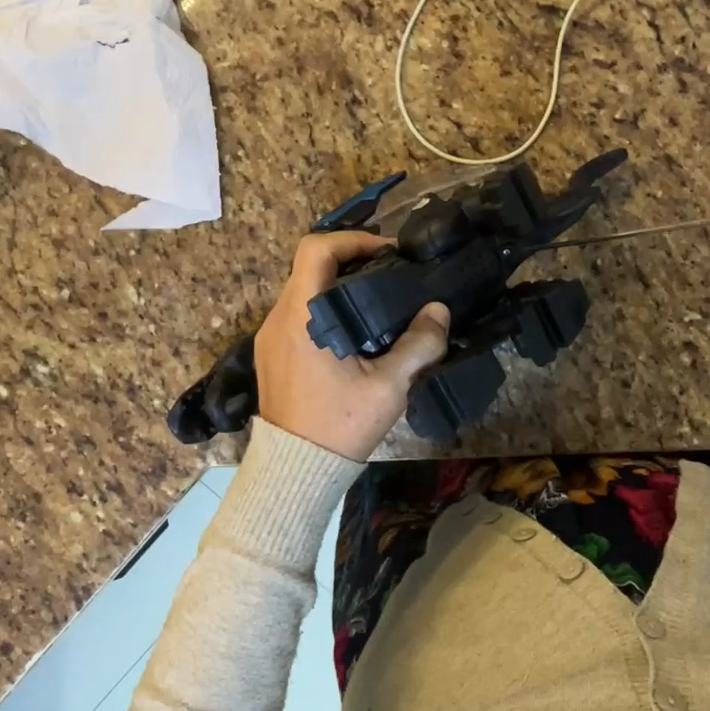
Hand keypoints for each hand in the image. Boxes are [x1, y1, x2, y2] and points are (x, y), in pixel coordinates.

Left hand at [254, 233, 451, 459]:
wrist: (297, 471)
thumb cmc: (340, 425)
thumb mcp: (389, 386)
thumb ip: (418, 344)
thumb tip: (439, 311)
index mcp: (301, 317)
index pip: (316, 249)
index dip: (352, 239)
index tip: (386, 252)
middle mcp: (278, 319)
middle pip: (310, 267)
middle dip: (351, 262)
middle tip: (391, 275)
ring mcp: (270, 338)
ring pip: (302, 292)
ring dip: (337, 288)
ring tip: (378, 303)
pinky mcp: (271, 356)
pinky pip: (297, 317)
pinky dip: (325, 311)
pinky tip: (355, 334)